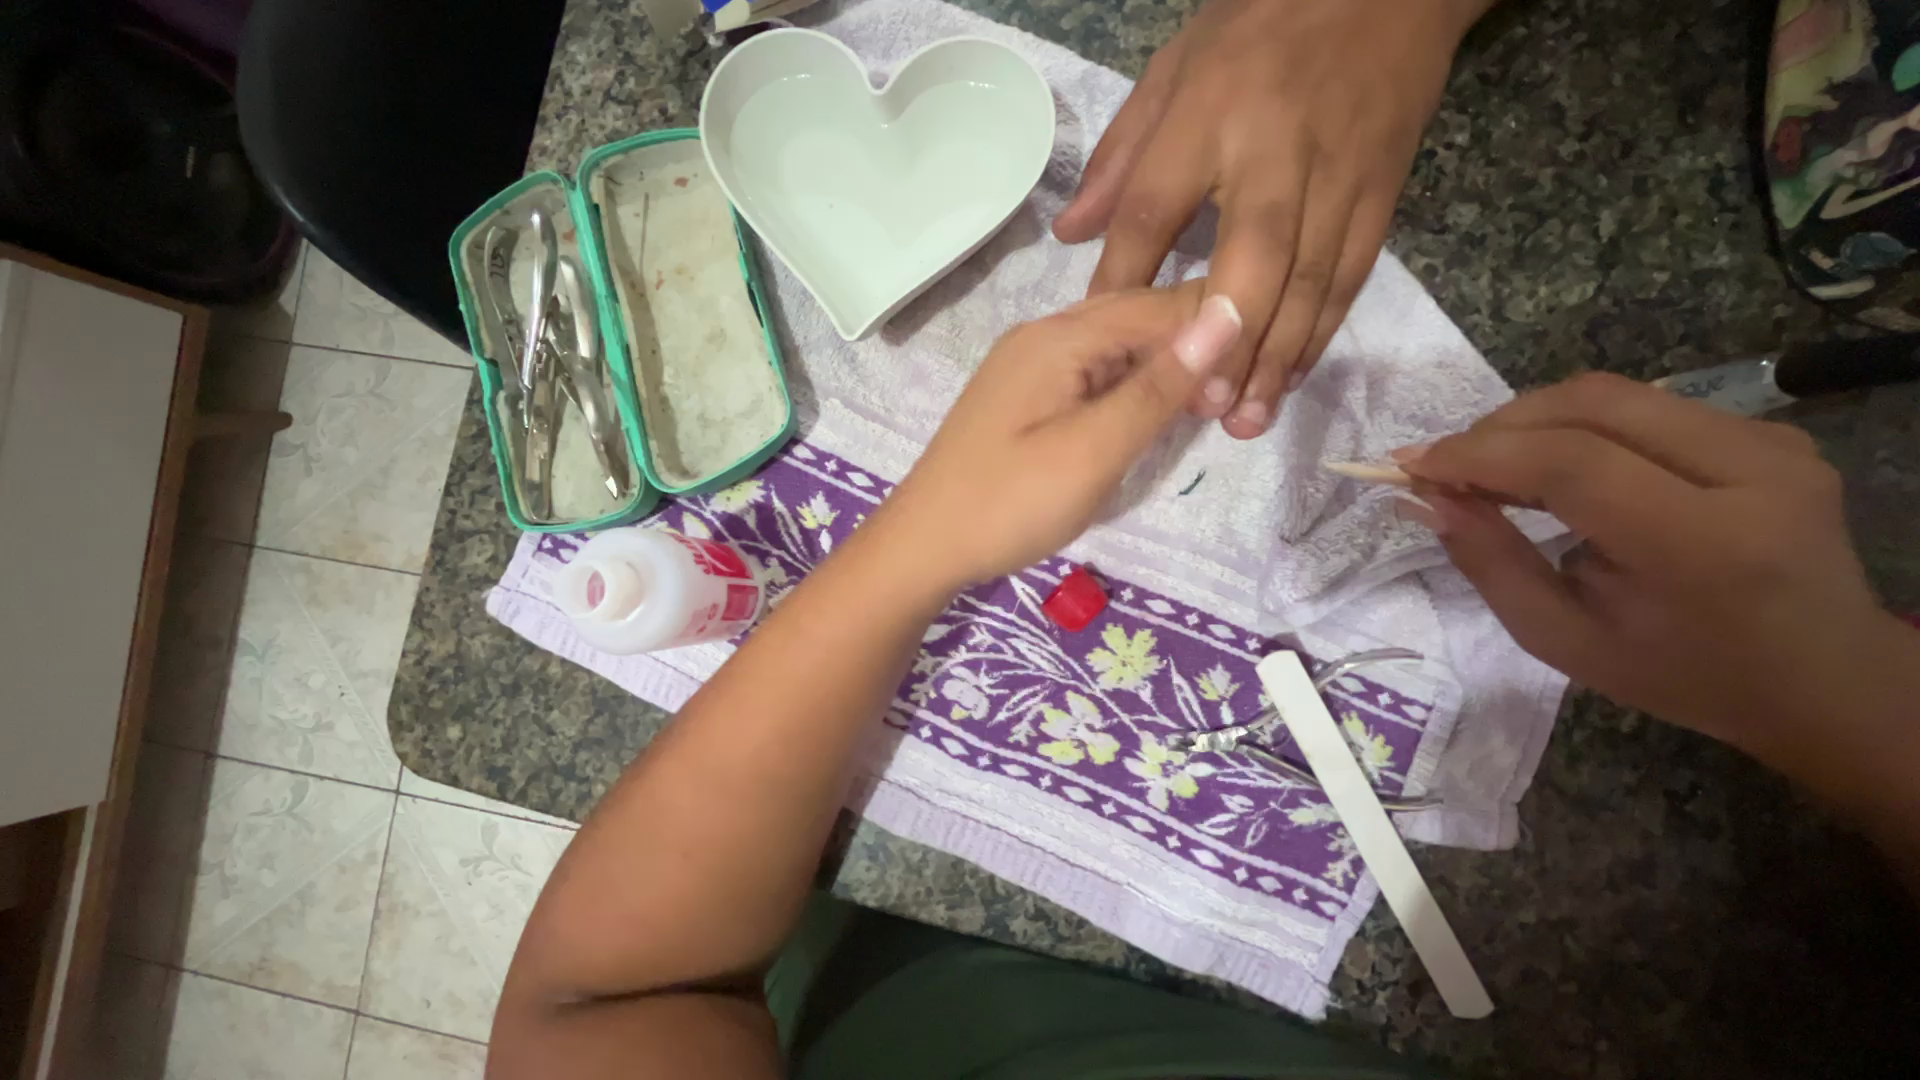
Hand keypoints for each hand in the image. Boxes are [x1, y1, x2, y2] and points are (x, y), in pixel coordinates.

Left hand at [873, 286, 1241, 590]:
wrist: (923, 546)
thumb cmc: (1008, 504)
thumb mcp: (1092, 450)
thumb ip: (1157, 386)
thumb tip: (1226, 314)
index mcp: (1060, 336)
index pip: (1162, 306)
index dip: (1214, 339)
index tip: (1242, 395)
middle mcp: (1043, 334)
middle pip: (1137, 319)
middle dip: (1191, 352)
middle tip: (1225, 409)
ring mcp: (1029, 364)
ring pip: (1115, 347)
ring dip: (1160, 373)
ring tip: (1196, 417)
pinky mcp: (1025, 396)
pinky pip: (1090, 373)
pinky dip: (1126, 391)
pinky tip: (1142, 421)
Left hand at [1053, 0, 1484, 437]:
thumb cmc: (1259, 25)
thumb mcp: (1172, 69)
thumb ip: (1120, 157)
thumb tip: (1069, 232)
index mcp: (1207, 117)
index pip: (1152, 210)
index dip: (1124, 277)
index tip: (1101, 337)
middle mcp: (1275, 155)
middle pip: (1250, 263)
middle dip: (1226, 343)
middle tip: (1204, 409)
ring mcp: (1337, 177)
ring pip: (1309, 283)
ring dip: (1277, 358)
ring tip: (1247, 419)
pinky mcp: (1380, 194)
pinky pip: (1350, 276)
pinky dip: (1322, 332)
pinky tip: (1293, 376)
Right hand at [1395, 374, 1919, 807]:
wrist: (1822, 676)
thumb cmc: (1678, 674)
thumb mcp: (1561, 638)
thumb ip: (1488, 562)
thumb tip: (1422, 498)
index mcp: (1705, 545)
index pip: (1572, 464)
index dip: (1477, 455)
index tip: (1409, 465)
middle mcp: (1752, 473)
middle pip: (1591, 405)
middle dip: (1495, 428)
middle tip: (1443, 469)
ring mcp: (1769, 443)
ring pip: (1610, 394)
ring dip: (1527, 421)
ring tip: (1486, 469)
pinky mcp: (1765, 431)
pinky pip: (1639, 405)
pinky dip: (1569, 426)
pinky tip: (1545, 466)